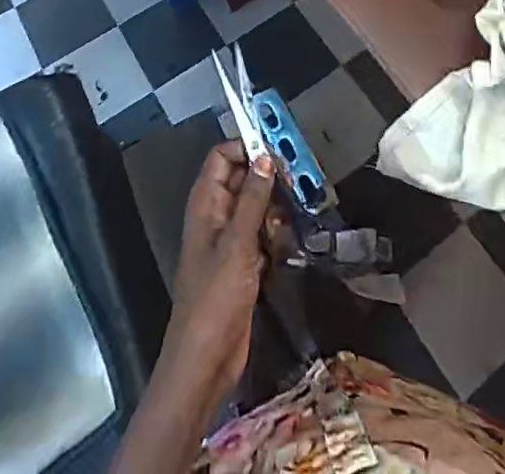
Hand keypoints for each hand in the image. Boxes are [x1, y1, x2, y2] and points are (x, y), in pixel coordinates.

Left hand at [160, 142, 275, 412]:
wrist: (207, 356)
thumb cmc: (216, 296)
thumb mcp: (238, 243)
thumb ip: (253, 199)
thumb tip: (265, 157)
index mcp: (205, 202)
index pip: (222, 157)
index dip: (248, 148)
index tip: (281, 151)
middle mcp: (216, 214)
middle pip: (243, 179)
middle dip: (269, 180)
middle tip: (298, 185)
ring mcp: (230, 238)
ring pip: (257, 207)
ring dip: (275, 211)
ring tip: (290, 221)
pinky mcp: (243, 261)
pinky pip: (262, 234)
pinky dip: (275, 236)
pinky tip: (286, 246)